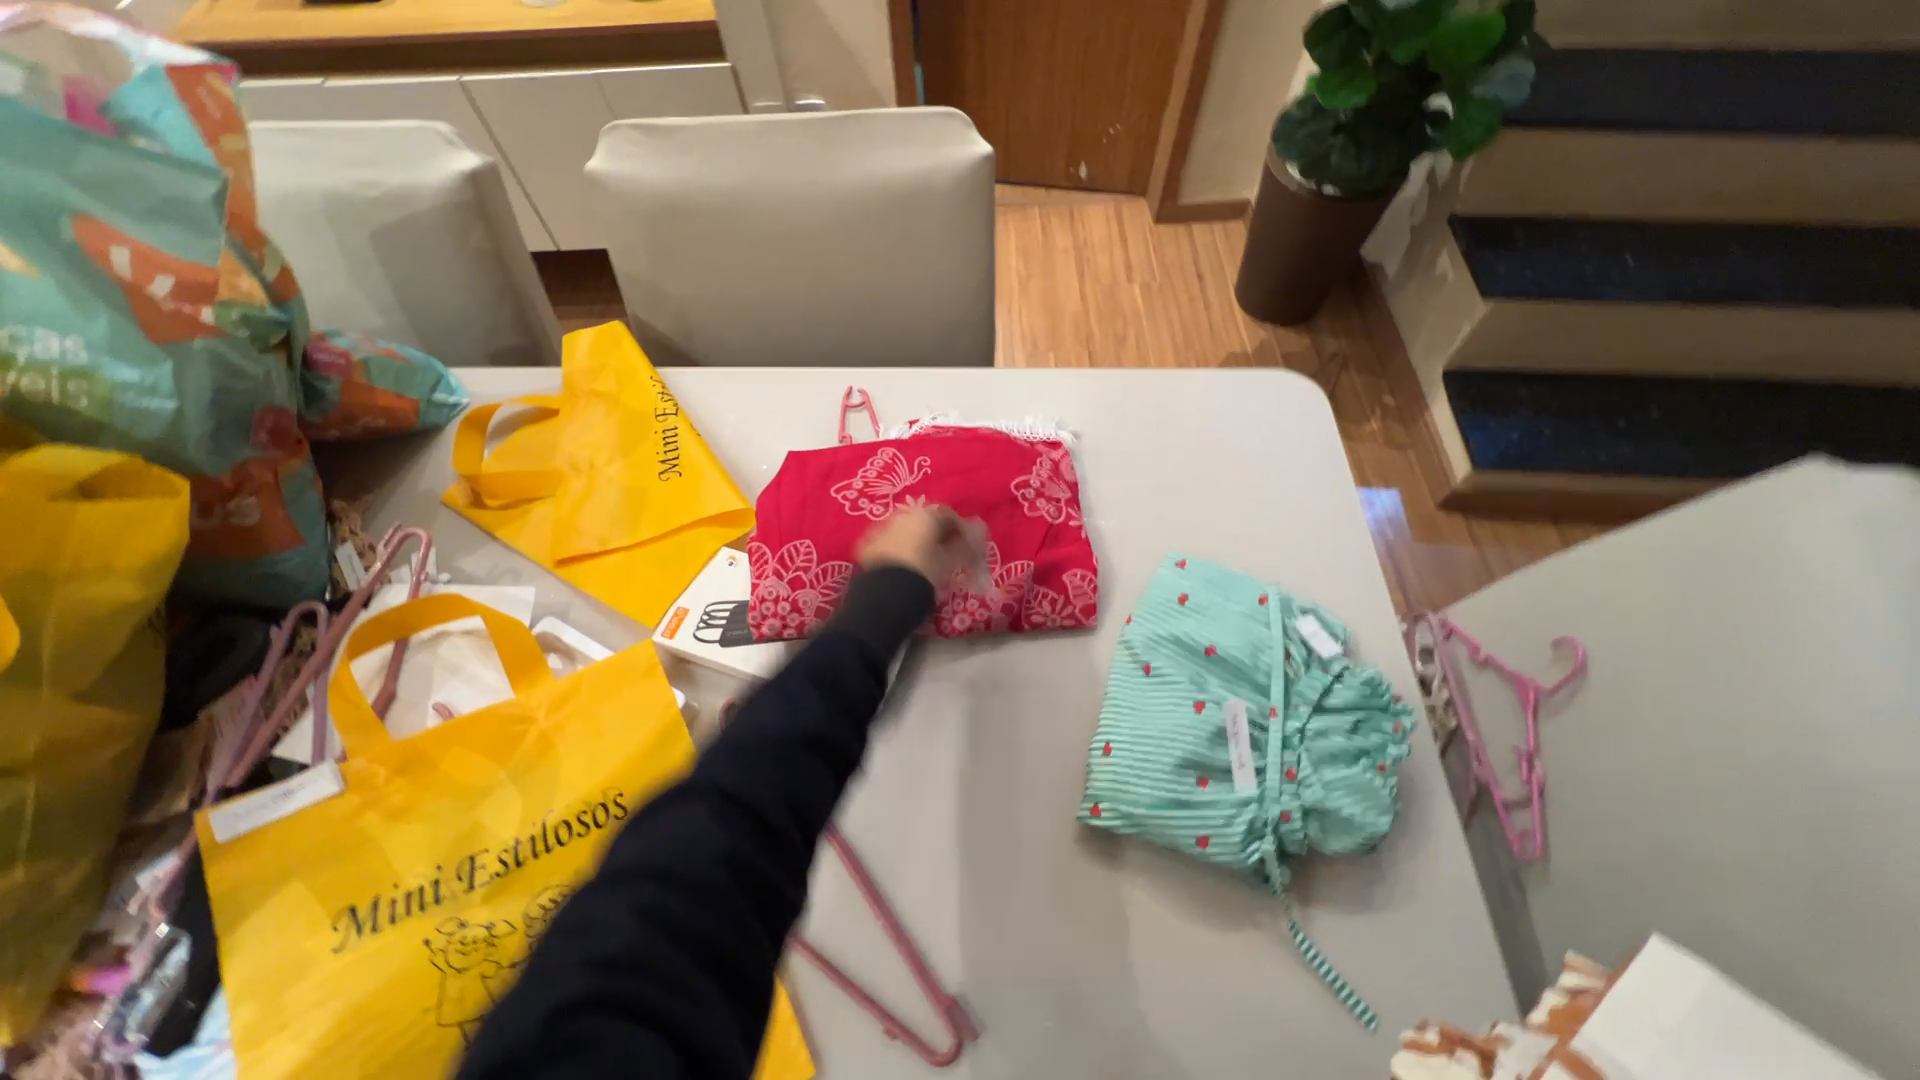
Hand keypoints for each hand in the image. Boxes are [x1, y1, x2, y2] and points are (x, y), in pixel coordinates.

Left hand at [855, 505, 986, 585]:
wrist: (886, 594)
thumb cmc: (925, 574)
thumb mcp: (949, 562)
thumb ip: (966, 544)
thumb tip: (980, 529)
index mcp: (925, 515)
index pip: (949, 515)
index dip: (961, 530)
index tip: (967, 547)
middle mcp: (902, 515)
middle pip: (925, 520)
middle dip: (936, 533)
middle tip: (946, 553)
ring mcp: (882, 527)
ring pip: (905, 529)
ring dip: (916, 539)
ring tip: (924, 560)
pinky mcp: (867, 544)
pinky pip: (888, 541)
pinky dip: (898, 548)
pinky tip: (903, 565)